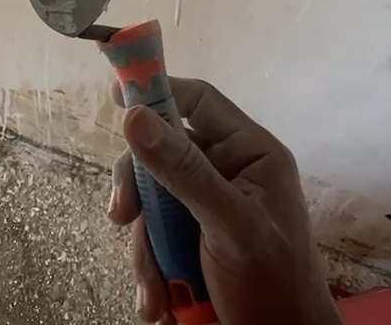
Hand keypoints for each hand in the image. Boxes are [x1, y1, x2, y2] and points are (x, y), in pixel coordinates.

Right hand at [107, 78, 340, 324]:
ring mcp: (209, 205)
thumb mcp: (230, 225)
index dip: (159, 92)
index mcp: (250, 153)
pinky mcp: (194, 239)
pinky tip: (159, 299)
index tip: (116, 98)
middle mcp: (229, 171)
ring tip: (155, 289)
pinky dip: (151, 267)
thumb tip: (134, 116)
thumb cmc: (274, 286)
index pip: (199, 102)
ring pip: (153, 198)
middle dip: (140, 189)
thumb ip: (184, 170)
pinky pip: (156, 234)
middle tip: (122, 215)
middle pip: (164, 151)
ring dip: (145, 244)